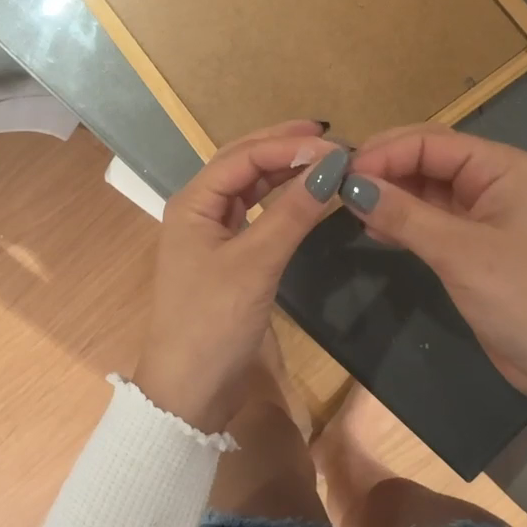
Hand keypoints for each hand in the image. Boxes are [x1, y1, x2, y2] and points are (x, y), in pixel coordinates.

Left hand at [133, 121, 343, 432]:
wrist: (189, 389)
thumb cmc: (213, 322)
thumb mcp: (255, 264)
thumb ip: (291, 214)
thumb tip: (332, 168)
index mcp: (192, 203)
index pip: (243, 157)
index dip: (288, 146)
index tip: (337, 145)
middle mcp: (198, 210)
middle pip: (242, 164)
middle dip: (283, 147)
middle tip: (331, 138)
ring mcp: (210, 234)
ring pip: (249, 189)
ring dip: (283, 172)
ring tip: (325, 160)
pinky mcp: (225, 257)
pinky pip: (255, 216)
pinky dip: (281, 203)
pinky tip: (306, 196)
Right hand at [340, 124, 526, 428]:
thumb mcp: (461, 254)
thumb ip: (404, 215)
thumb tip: (349, 185)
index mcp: (500, 168)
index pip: (429, 141)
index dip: (383, 153)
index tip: (339, 175)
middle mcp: (490, 182)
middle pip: (424, 159)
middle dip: (382, 169)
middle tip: (335, 187)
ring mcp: (480, 215)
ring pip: (422, 189)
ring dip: (387, 195)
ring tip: (348, 209)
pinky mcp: (470, 247)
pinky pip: (426, 219)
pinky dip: (398, 221)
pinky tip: (372, 230)